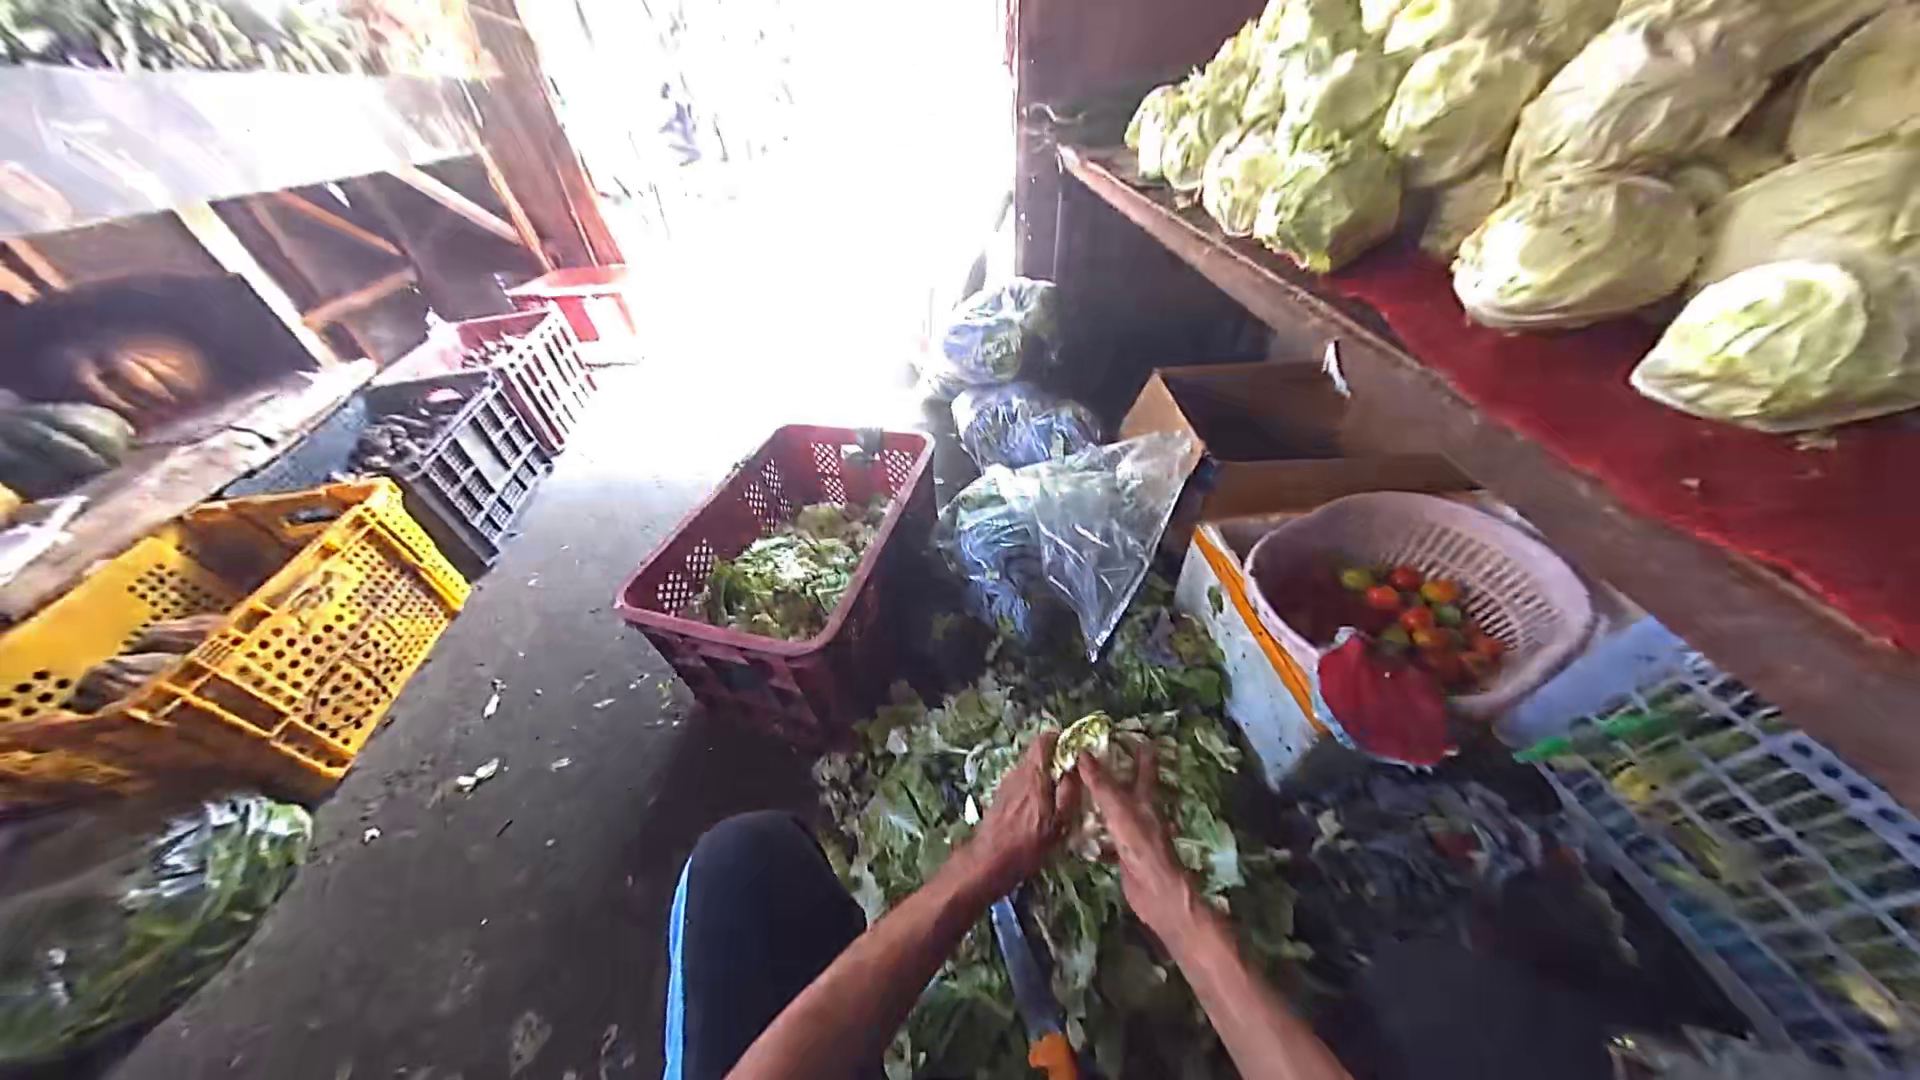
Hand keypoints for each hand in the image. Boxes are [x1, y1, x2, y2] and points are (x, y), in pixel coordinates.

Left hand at [957, 730, 1081, 896]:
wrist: (990, 860)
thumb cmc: (1028, 843)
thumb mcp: (1059, 823)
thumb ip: (1069, 792)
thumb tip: (1076, 768)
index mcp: (1034, 774)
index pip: (1044, 739)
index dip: (1060, 738)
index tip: (1074, 749)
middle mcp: (1018, 772)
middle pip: (1037, 753)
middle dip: (1055, 759)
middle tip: (1072, 775)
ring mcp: (1006, 783)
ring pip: (1029, 768)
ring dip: (1044, 775)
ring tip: (1058, 794)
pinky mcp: (1000, 795)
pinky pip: (1021, 782)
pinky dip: (1033, 787)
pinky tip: (1039, 807)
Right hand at [1079, 742, 1200, 938]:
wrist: (1155, 890)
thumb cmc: (1141, 843)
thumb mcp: (1118, 807)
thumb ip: (1100, 782)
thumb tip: (1082, 752)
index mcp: (1146, 794)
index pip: (1145, 762)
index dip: (1140, 746)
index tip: (1128, 731)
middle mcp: (1142, 808)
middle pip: (1129, 783)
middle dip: (1114, 770)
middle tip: (1091, 755)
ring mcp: (1134, 829)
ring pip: (1116, 807)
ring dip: (1101, 797)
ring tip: (1078, 785)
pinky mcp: (1125, 849)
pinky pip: (1106, 831)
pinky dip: (1094, 826)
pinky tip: (1078, 825)